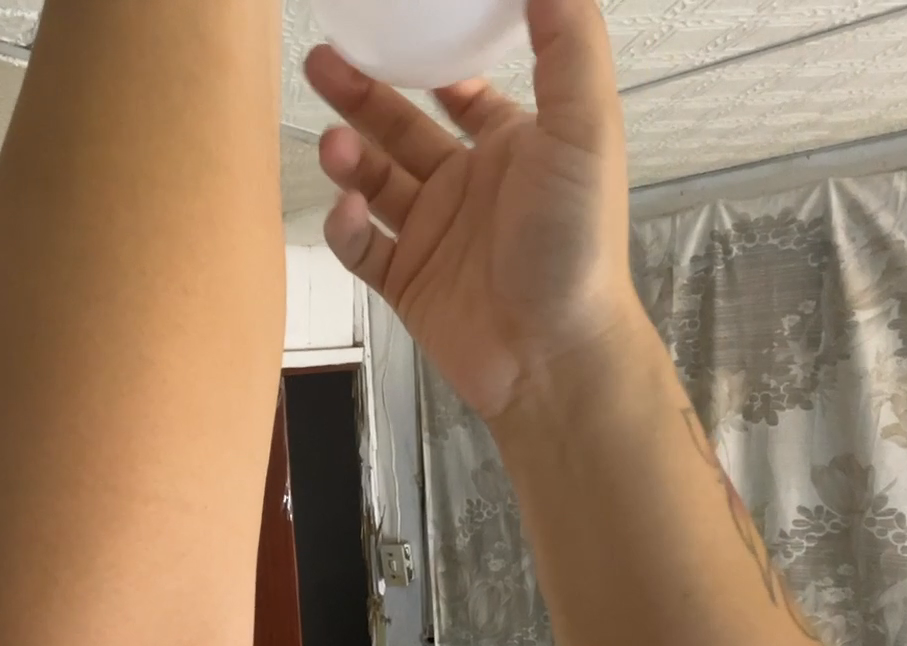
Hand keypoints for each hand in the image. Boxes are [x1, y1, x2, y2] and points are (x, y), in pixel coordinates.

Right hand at [304, 0, 646, 418]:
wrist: (548, 352)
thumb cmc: (573, 241)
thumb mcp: (584, 128)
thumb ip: (565, 46)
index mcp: (510, 147)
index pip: (459, 91)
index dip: (426, 58)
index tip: (390, 27)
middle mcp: (466, 187)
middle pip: (401, 130)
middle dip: (362, 95)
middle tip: (321, 62)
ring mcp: (431, 237)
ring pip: (374, 187)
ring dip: (350, 161)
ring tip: (333, 144)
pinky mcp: (405, 283)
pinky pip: (362, 249)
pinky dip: (347, 230)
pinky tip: (347, 213)